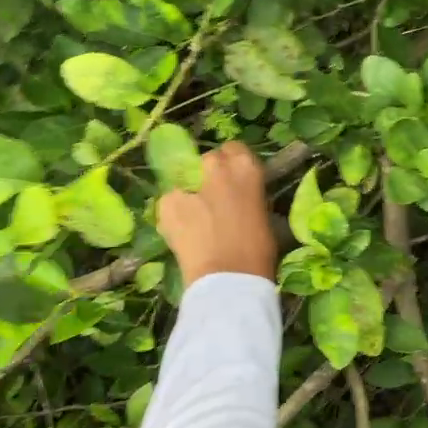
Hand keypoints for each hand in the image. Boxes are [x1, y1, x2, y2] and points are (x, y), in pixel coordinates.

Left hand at [157, 142, 277, 285]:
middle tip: (216, 199)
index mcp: (246, 168)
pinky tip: (184, 231)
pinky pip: (170, 202)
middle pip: (208, 159)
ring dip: (191, 192)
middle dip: (210, 175)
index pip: (235, 149)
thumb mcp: (263, 215)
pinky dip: (175, 213)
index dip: (234, 165)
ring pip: (185, 180)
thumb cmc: (258, 251)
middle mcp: (215, 167)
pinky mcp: (164, 204)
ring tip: (197, 218)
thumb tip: (242, 200)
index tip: (236, 181)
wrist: (228, 277)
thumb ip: (250, 198)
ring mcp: (186, 183)